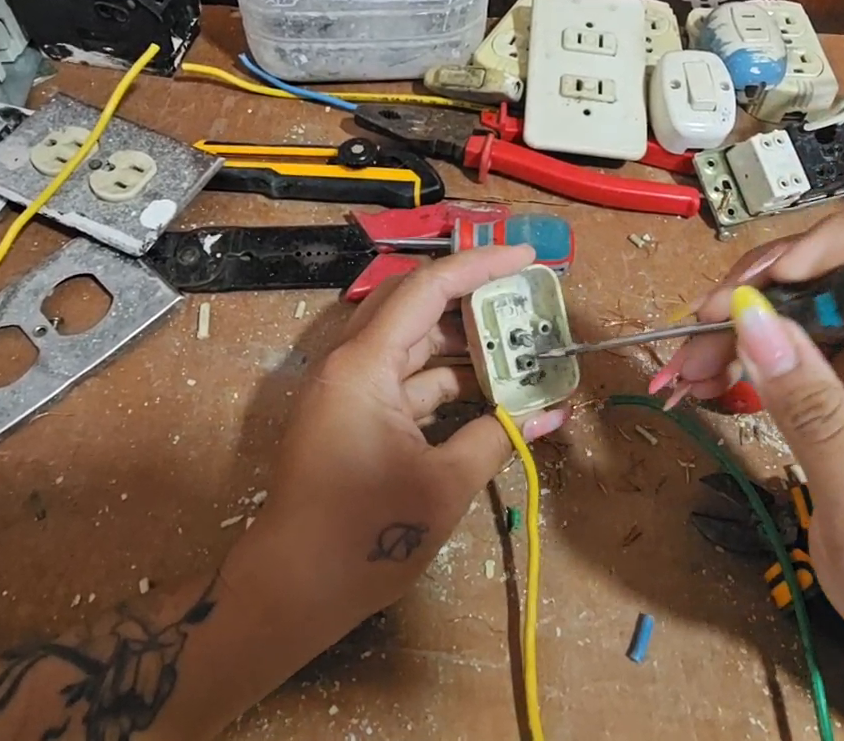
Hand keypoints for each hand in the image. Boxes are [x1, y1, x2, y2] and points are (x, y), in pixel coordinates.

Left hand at [243, 245, 567, 630]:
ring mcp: (350, 387)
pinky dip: (445, 379)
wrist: (293, 588)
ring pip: (412, 342)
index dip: (480, 266)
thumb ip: (499, 436)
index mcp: (364, 363)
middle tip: (523, 294)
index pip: (426, 289)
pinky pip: (405, 378)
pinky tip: (489, 389)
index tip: (526, 256)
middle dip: (471, 295)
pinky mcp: (354, 413)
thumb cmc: (366, 535)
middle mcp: (351, 361)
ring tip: (517, 342)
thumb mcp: (444, 484)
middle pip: (415, 304)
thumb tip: (550, 413)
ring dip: (462, 342)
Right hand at [655, 211, 843, 680]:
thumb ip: (817, 418)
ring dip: (739, 324)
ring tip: (685, 369)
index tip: (773, 275)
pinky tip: (703, 379)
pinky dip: (741, 353)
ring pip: (807, 303)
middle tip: (698, 327)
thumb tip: (752, 321)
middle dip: (765, 288)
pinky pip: (792, 341)